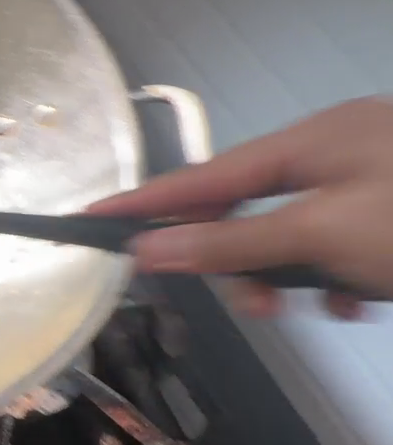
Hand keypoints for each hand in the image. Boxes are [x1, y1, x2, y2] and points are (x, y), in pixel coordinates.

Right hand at [86, 96, 392, 316]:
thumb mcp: (322, 234)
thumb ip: (226, 242)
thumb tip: (143, 248)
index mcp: (315, 139)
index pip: (199, 177)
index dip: (140, 202)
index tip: (83, 218)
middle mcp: (336, 149)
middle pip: (243, 208)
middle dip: (237, 260)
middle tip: (250, 303)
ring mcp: (371, 175)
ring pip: (287, 231)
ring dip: (286, 275)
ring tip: (312, 306)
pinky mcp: (392, 207)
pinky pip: (332, 240)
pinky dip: (332, 273)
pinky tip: (352, 298)